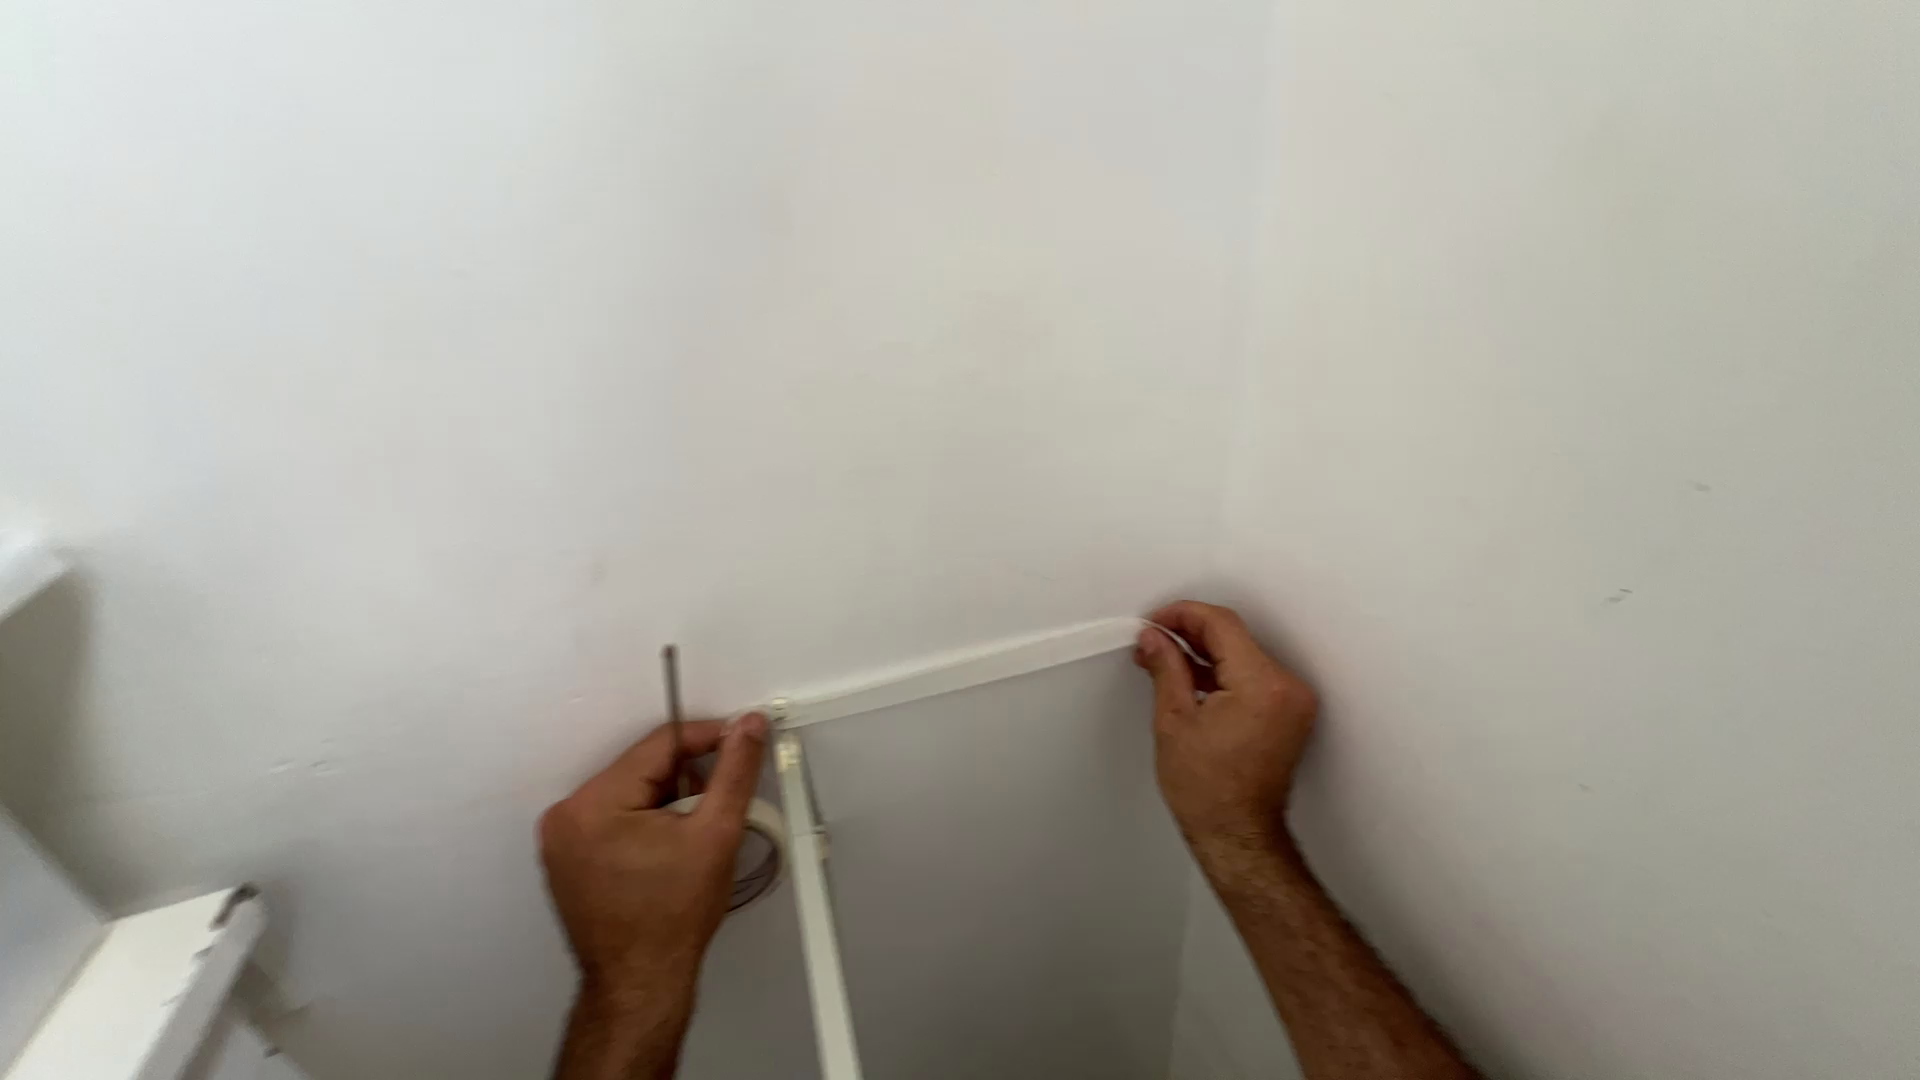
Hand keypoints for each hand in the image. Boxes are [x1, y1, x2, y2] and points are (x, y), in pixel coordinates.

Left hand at [540, 713, 768, 999]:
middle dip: (687, 778)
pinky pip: (616, 812)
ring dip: (668, 798)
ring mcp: (562, 838)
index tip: (739, 741)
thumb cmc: (673, 917)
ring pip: (633, 788)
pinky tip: (666, 848)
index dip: (707, 738)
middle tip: (713, 808)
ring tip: (689, 836)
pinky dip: (647, 817)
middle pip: (645, 766)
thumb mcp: (716, 832)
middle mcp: (567, 816)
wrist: (642, 982)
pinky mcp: (567, 855)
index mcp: (595, 804)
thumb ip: (735, 770)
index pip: (661, 744)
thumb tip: (748, 725)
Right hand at [1135, 602, 1318, 864]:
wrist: (1236, 834)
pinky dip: (1223, 670)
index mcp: (1261, 686)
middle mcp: (1286, 688)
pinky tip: (1192, 675)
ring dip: (1205, 651)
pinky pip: (1253, 674)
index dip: (1182, 615)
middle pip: (1234, 636)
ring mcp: (1291, 701)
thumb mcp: (1173, 719)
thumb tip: (1155, 638)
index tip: (1156, 621)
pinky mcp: (1287, 713)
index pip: (1221, 625)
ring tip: (1165, 659)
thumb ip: (1166, 667)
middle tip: (1154, 639)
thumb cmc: (1209, 792)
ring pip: (1242, 653)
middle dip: (1190, 633)